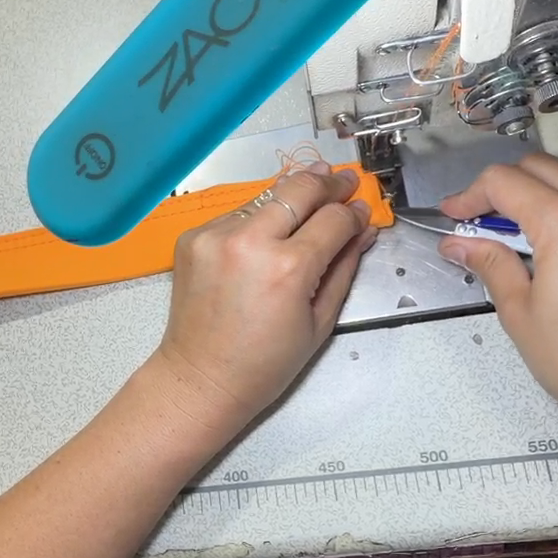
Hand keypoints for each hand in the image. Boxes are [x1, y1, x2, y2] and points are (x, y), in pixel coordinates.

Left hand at [145, 163, 377, 435]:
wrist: (202, 377)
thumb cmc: (265, 363)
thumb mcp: (319, 321)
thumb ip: (344, 267)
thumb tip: (363, 229)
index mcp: (287, 268)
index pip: (334, 218)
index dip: (354, 212)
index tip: (362, 210)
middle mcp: (249, 241)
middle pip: (299, 188)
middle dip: (328, 182)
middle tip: (344, 181)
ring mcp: (215, 235)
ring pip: (266, 196)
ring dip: (292, 195)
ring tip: (312, 192)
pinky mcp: (193, 237)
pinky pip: (237, 214)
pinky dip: (258, 217)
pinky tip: (269, 229)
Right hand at [437, 154, 557, 460]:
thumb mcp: (520, 313)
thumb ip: (490, 264)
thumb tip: (459, 244)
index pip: (504, 182)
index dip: (469, 196)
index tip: (455, 216)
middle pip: (542, 166)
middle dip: (505, 187)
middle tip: (486, 222)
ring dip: (547, 195)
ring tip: (532, 237)